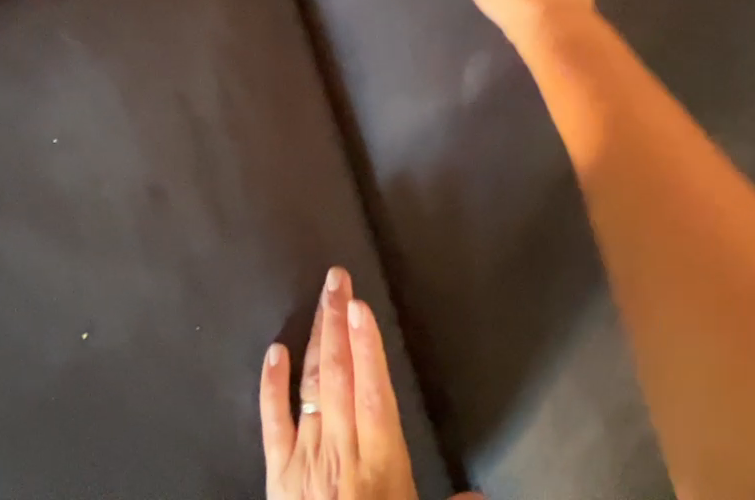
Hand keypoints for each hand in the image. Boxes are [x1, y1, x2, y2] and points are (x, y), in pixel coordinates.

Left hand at [261, 268, 479, 499]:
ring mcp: (302, 461)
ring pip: (309, 387)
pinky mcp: (276, 474)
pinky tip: (274, 352)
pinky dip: (271, 386)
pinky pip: (271, 423)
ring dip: (315, 338)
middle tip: (337, 278)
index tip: (360, 306)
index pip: (371, 395)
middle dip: (338, 323)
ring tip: (321, 297)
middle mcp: (338, 454)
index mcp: (379, 467)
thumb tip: (483, 498)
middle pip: (338, 377)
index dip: (366, 349)